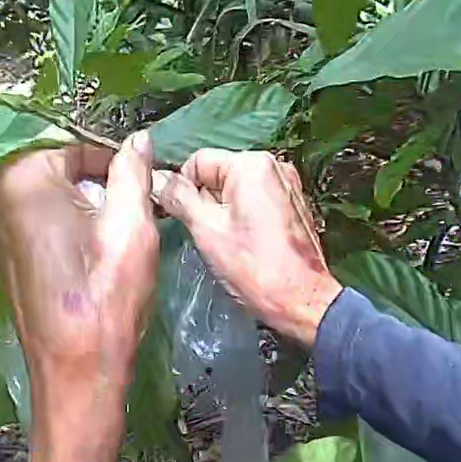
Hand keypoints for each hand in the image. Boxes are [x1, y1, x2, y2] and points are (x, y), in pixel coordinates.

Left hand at [0, 133, 157, 461]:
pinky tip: (90, 258)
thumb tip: (139, 137)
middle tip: (136, 217)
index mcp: (21, 177)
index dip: (120, 168)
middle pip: (61, 172)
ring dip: (85, 210)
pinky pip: (37, 225)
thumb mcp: (132, 226)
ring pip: (50, 200)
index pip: (81, 149)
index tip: (148, 190)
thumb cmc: (107, 296)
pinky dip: (66, 231)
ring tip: (116, 240)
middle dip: (100, 188)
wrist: (76, 370)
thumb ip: (133, 172)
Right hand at [151, 149, 341, 346]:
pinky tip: (245, 247)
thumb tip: (159, 181)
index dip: (182, 189)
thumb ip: (179, 199)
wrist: (301, 300)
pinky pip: (256, 204)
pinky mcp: (293, 208)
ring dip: (223, 214)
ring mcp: (287, 187)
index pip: (197, 161)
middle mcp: (274, 167)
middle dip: (205, 203)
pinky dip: (244, 221)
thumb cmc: (257, 269)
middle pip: (218, 175)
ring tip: (227, 245)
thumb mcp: (206, 231)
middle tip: (206, 236)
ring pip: (236, 191)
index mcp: (251, 165)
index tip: (181, 217)